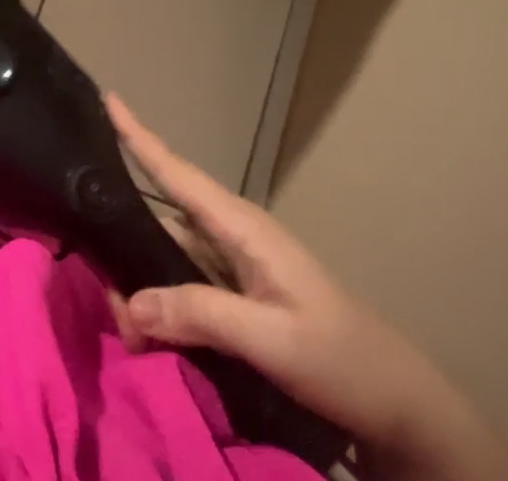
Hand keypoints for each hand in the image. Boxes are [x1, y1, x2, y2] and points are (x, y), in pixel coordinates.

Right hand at [106, 94, 507, 480]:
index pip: (180, 174)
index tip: (107, 99)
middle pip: (159, 224)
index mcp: (245, 230)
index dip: (141, 137)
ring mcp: (235, 270)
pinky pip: (181, 289)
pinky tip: (149, 338)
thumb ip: (202, 313)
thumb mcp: (274, 338)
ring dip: (142, 292)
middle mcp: (234, 239)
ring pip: (165, 260)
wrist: (400, 409)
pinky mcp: (236, 299)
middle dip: (124, 254)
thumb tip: (131, 301)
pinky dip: (161, 309)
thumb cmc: (345, 361)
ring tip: (132, 338)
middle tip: (115, 314)